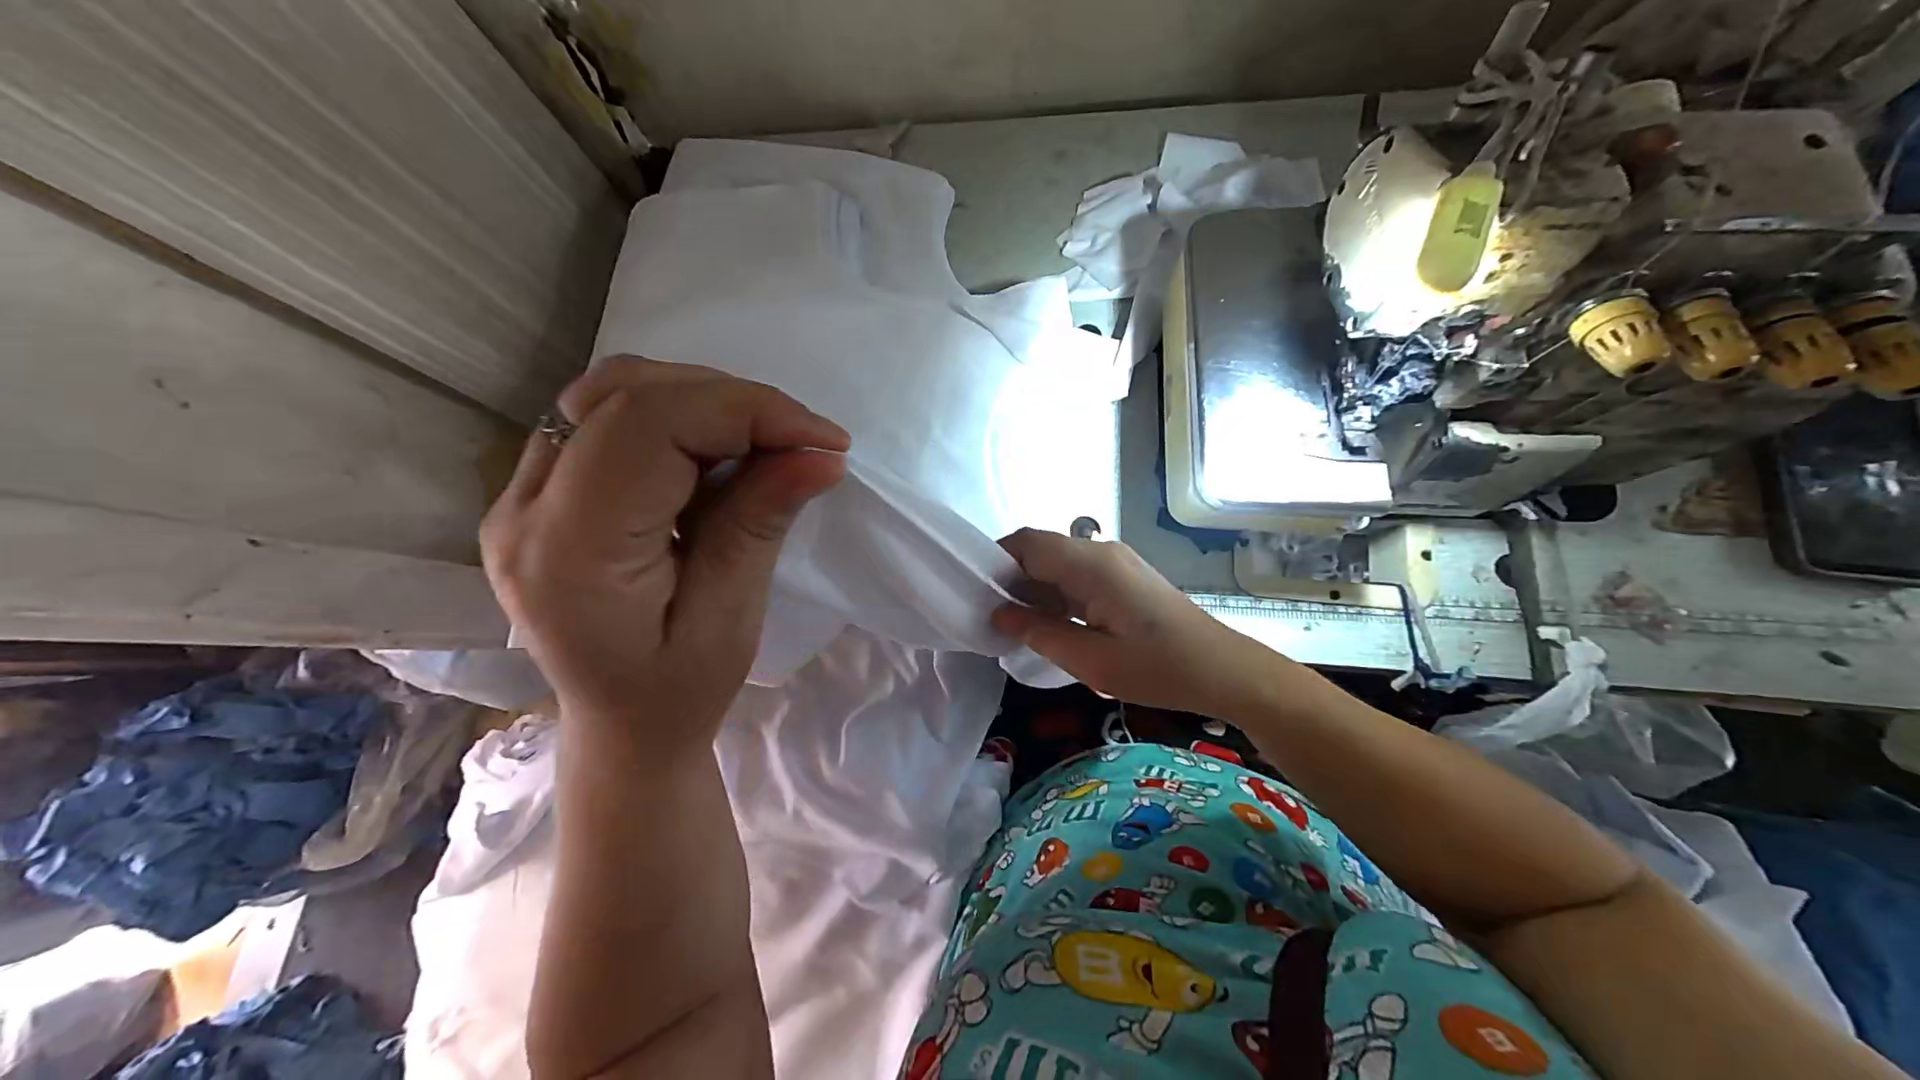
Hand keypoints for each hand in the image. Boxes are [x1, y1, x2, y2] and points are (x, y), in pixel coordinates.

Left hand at [480, 357, 848, 748]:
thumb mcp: (730, 619)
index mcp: (568, 552)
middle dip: (732, 402)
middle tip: (801, 444)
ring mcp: (520, 495)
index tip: (824, 441)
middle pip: (626, 394)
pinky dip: (676, 419)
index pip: (649, 424)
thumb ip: (758, 525)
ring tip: (763, 447)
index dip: (746, 409)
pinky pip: (606, 419)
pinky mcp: (537, 492)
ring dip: (703, 403)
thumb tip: (819, 455)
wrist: (621, 728)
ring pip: (613, 393)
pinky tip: (716, 456)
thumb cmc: (678, 694)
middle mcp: (524, 509)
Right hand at [990, 528, 1287, 717]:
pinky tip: (1054, 625)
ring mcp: (1117, 563)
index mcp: (1090, 565)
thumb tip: (999, 613)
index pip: (1027, 542)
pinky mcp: (1127, 578)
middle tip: (991, 615)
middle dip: (1012, 577)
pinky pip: (1080, 575)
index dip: (995, 559)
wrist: (1225, 671)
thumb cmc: (1159, 668)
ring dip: (1036, 588)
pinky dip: (1059, 594)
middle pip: (1042, 549)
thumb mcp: (1091, 660)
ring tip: (1017, 625)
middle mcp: (1102, 552)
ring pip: (1060, 563)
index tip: (972, 591)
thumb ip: (1039, 632)